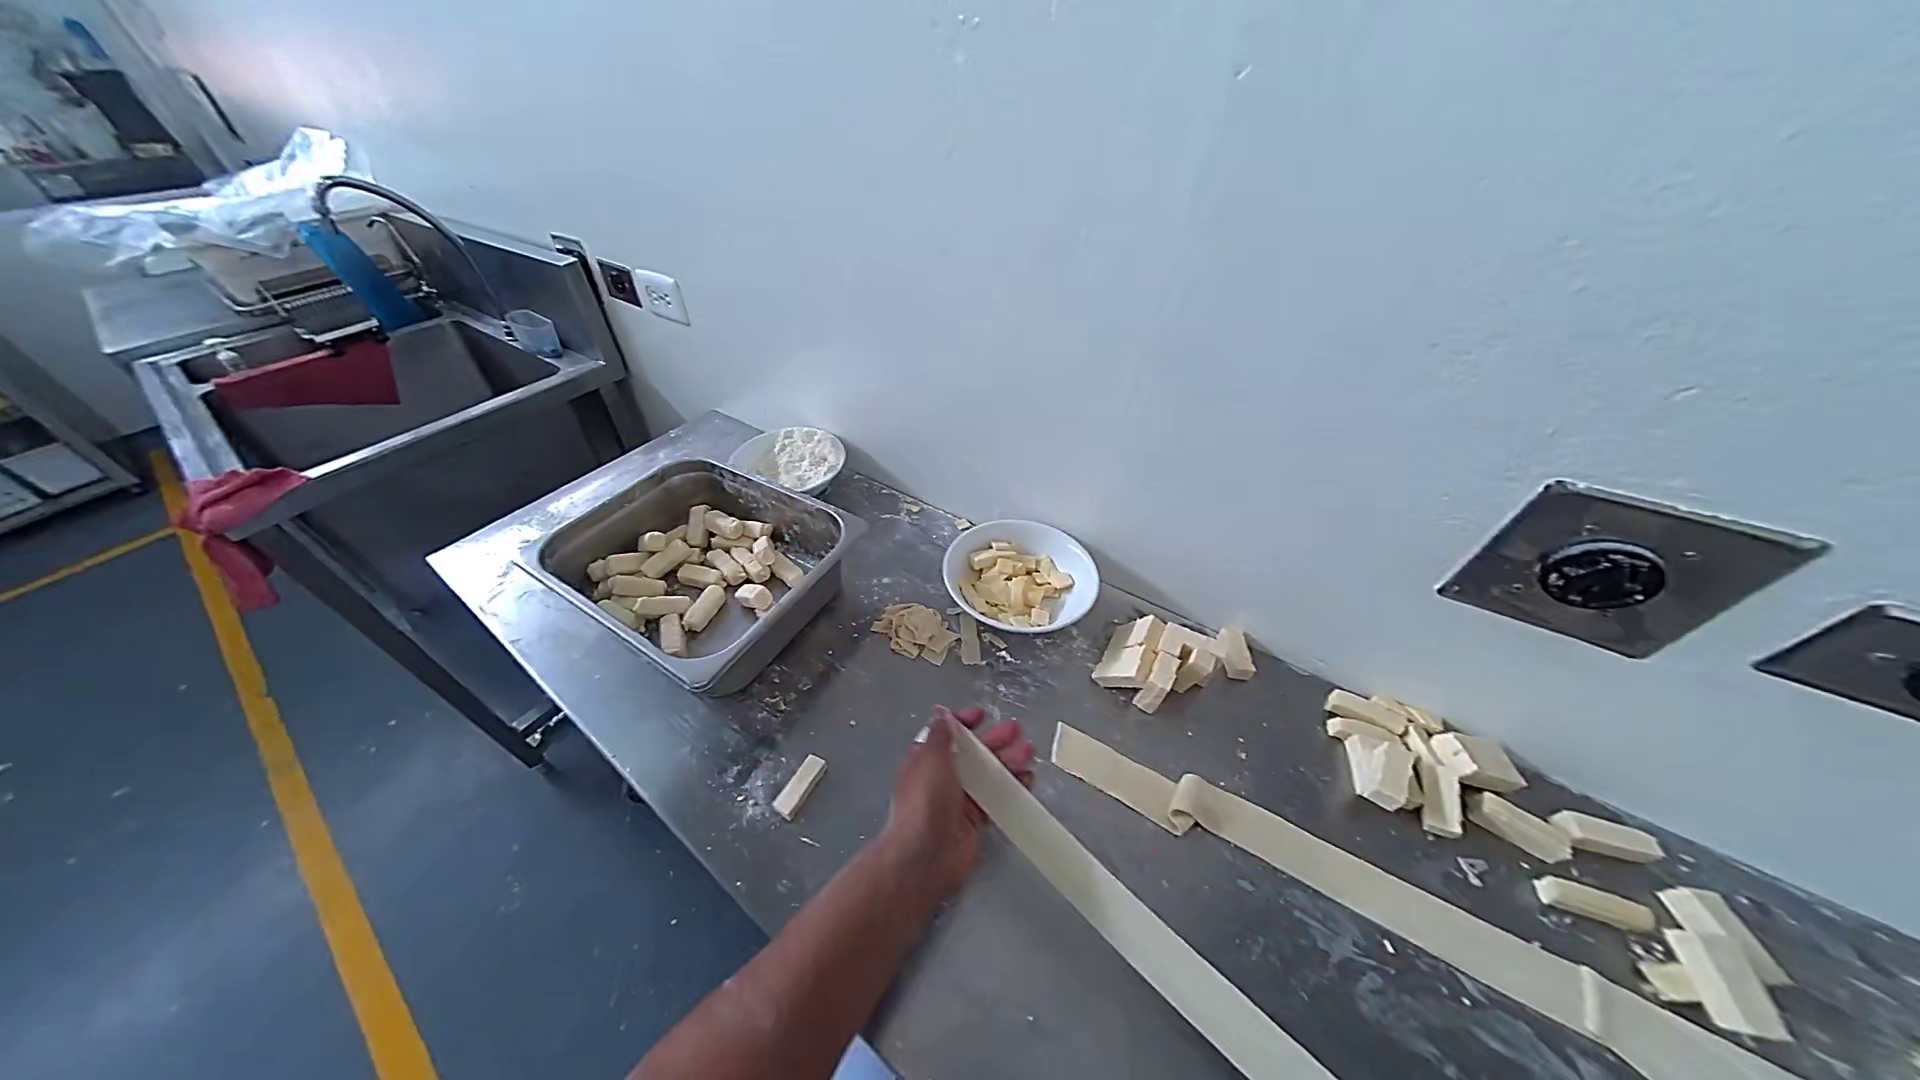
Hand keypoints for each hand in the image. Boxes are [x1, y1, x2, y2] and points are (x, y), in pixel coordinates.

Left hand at [881, 705, 1034, 903]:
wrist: (925, 855)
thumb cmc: (925, 800)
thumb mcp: (930, 758)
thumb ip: (940, 734)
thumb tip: (940, 711)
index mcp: (926, 759)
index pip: (947, 734)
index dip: (964, 722)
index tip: (983, 714)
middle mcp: (942, 777)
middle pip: (972, 752)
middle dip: (995, 739)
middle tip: (1018, 730)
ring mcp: (960, 799)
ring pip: (988, 774)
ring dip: (1008, 761)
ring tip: (1029, 752)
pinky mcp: (975, 820)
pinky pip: (996, 798)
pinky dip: (1011, 787)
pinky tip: (1028, 780)